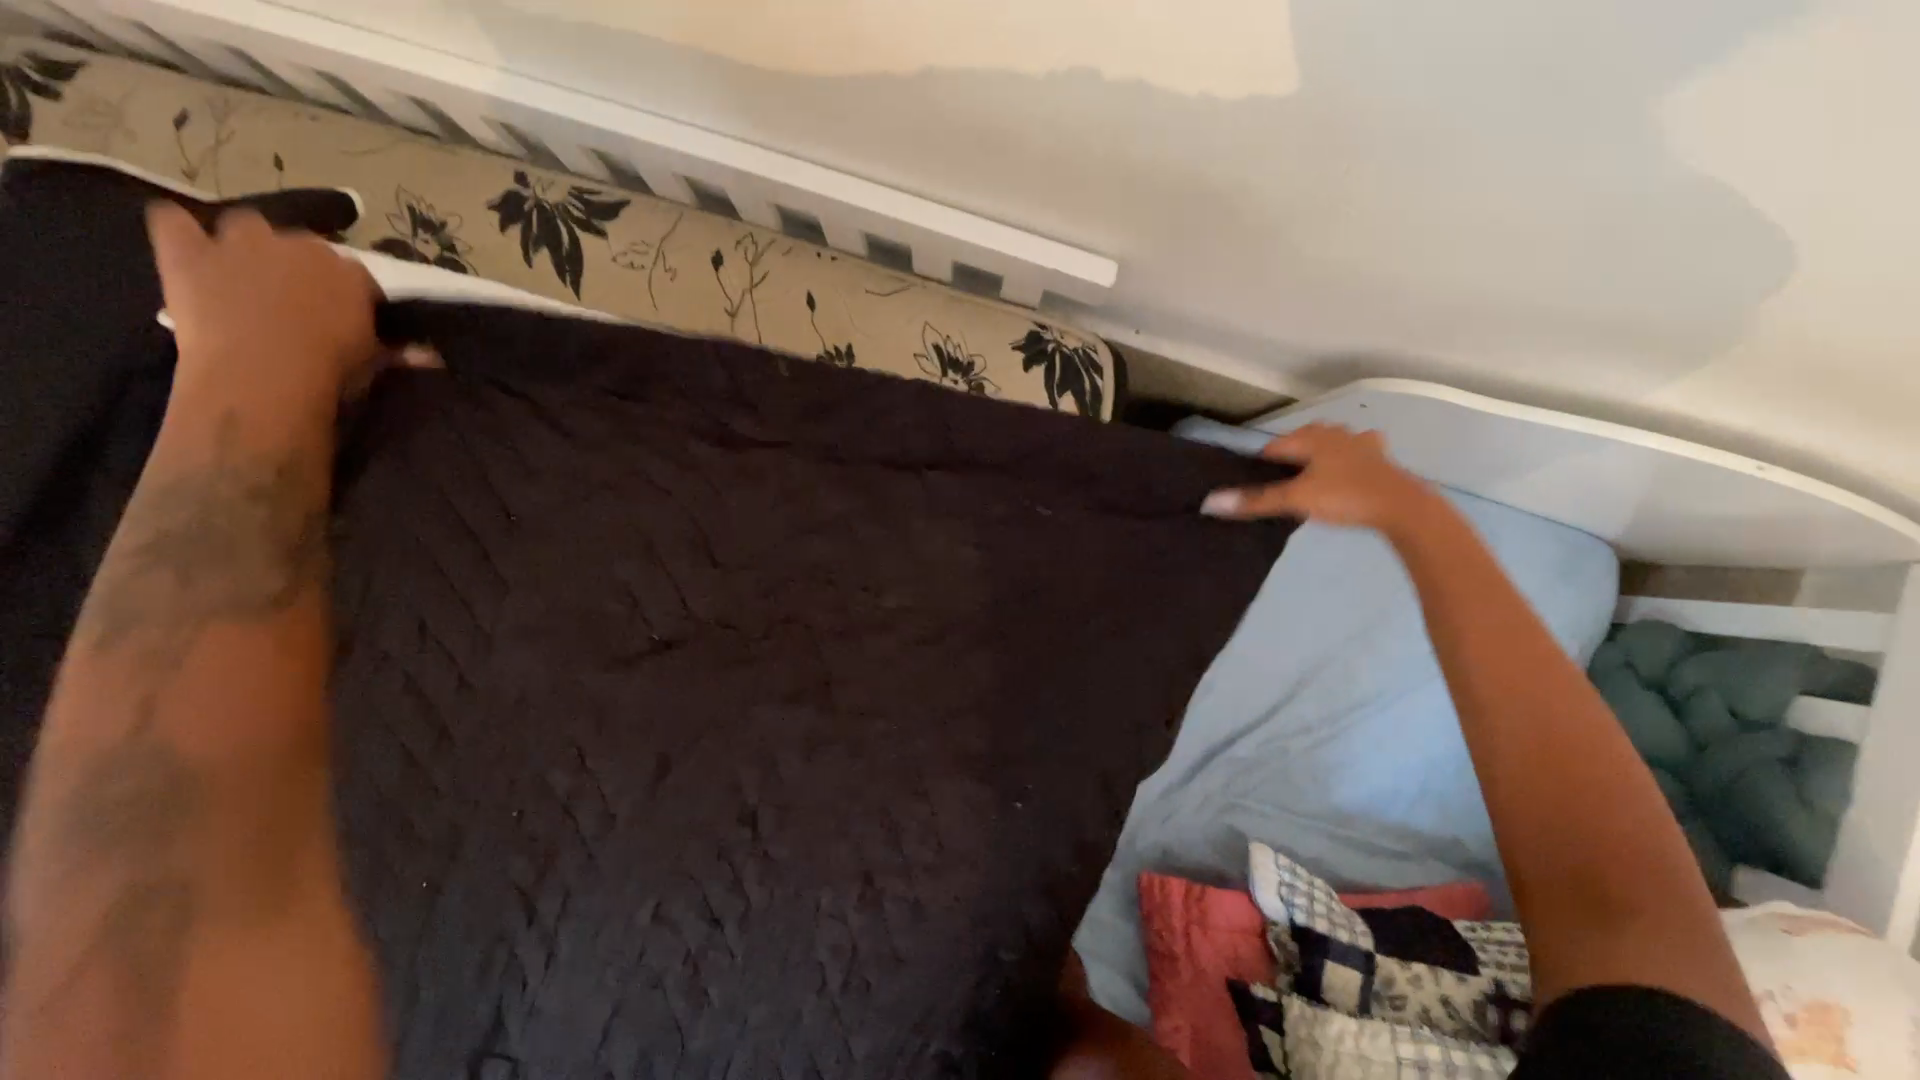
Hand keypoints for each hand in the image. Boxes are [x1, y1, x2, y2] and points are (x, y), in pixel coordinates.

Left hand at [148, 201, 381, 410]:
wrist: (264, 375)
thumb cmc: (331, 373)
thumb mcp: (372, 364)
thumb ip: (397, 351)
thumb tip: (432, 357)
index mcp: (350, 273)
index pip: (354, 275)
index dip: (347, 294)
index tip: (342, 317)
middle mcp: (300, 246)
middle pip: (302, 246)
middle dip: (298, 266)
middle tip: (294, 301)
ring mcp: (240, 245)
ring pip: (246, 225)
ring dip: (247, 243)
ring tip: (243, 271)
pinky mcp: (188, 254)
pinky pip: (172, 221)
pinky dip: (177, 227)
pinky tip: (183, 239)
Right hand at [1200, 423, 1436, 530]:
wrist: (1402, 506)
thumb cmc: (1344, 496)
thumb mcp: (1295, 500)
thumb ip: (1255, 501)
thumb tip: (1210, 502)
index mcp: (1311, 437)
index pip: (1273, 447)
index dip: (1262, 465)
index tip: (1258, 485)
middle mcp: (1334, 433)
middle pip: (1302, 440)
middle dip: (1292, 455)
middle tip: (1283, 482)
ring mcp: (1361, 442)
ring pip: (1332, 441)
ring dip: (1321, 453)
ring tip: (1312, 474)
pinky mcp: (1381, 457)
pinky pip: (1358, 450)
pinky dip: (1350, 457)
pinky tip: (1351, 468)